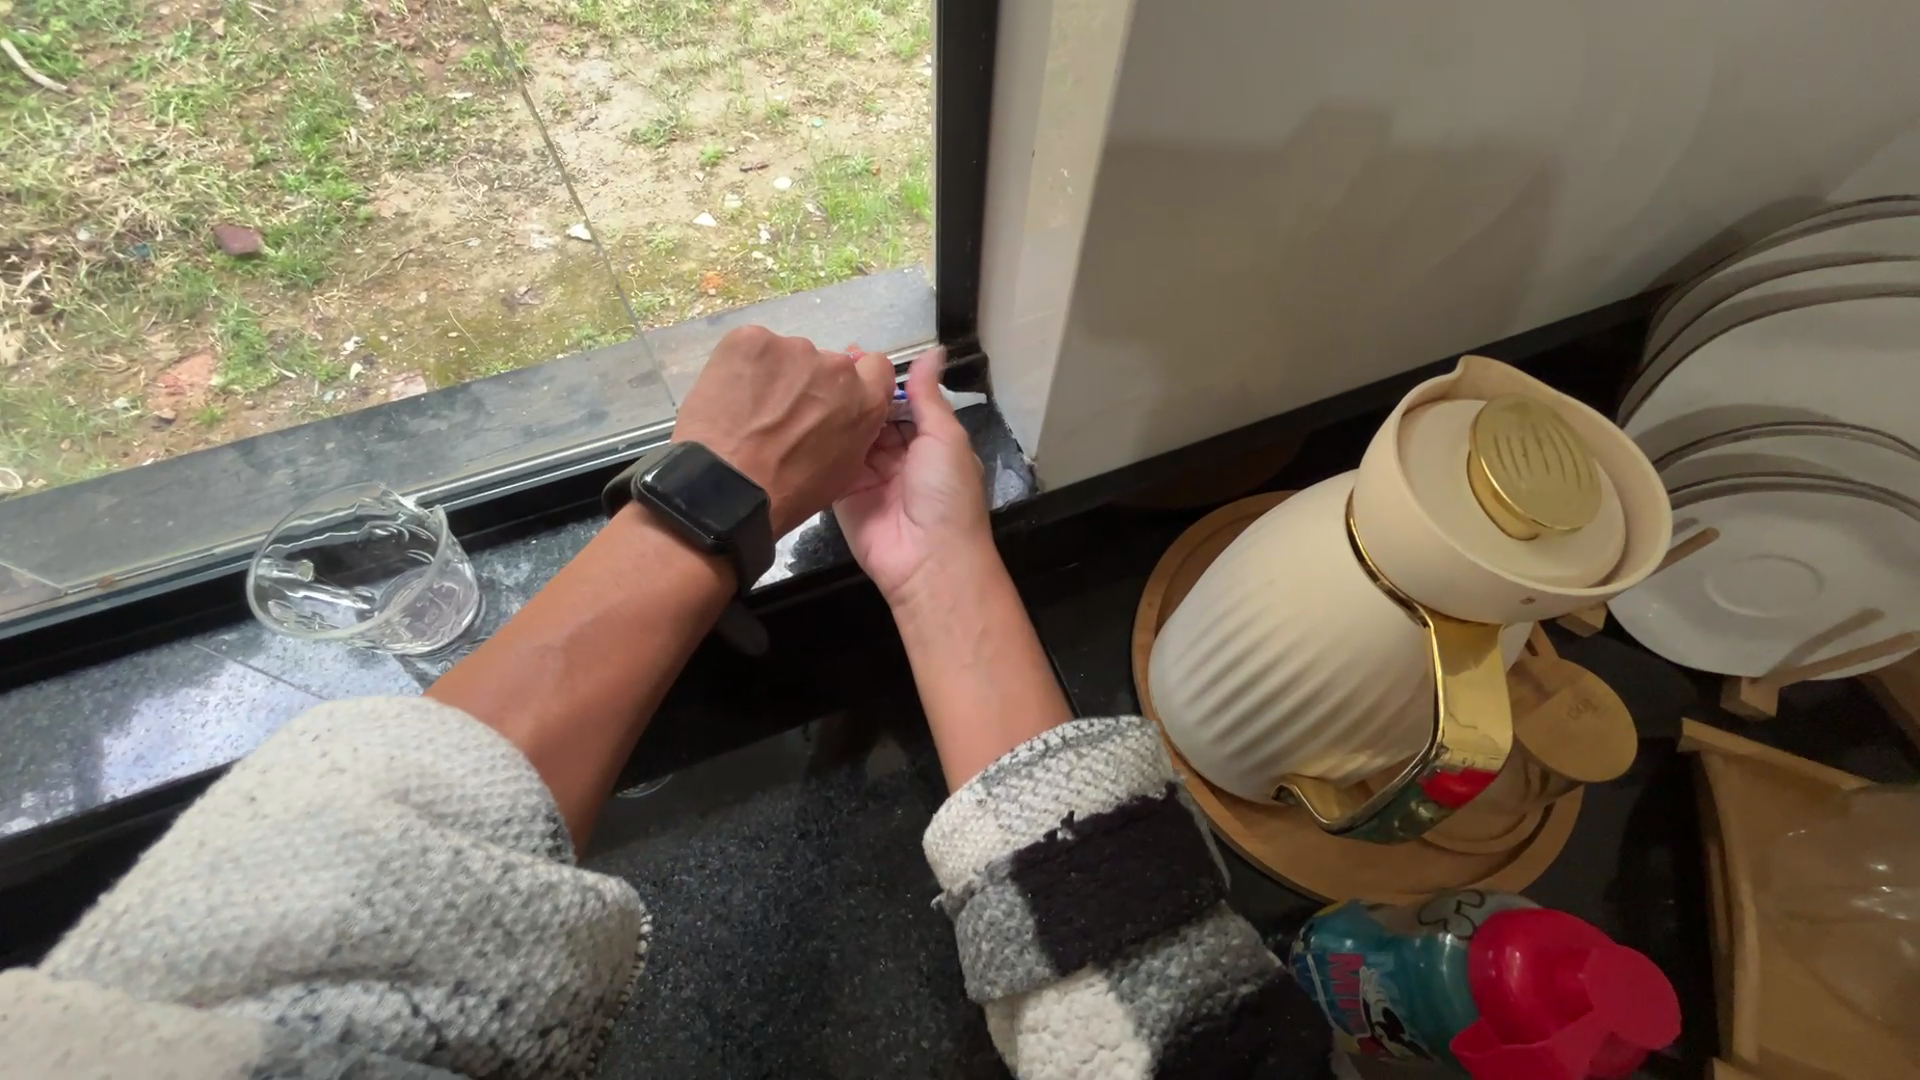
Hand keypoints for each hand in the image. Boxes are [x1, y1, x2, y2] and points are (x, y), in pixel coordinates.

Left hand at [672, 325, 893, 535]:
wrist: (729, 485)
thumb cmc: (790, 490)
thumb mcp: (843, 470)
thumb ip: (854, 430)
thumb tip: (844, 415)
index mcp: (865, 400)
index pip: (876, 367)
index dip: (857, 381)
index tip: (834, 396)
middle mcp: (836, 366)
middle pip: (827, 363)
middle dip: (810, 383)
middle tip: (783, 414)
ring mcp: (793, 348)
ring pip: (788, 356)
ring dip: (776, 375)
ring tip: (750, 409)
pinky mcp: (751, 339)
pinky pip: (752, 347)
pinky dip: (743, 366)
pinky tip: (729, 394)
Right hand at [834, 347, 992, 604]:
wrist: (928, 560)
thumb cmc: (947, 495)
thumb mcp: (945, 438)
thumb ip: (929, 396)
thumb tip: (934, 351)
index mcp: (930, 443)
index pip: (902, 404)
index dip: (882, 382)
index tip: (857, 354)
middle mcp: (899, 457)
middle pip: (873, 418)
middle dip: (855, 394)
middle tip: (826, 362)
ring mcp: (869, 476)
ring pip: (849, 436)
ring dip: (835, 413)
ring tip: (810, 379)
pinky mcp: (842, 494)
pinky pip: (830, 463)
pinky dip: (820, 442)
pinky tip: (802, 413)